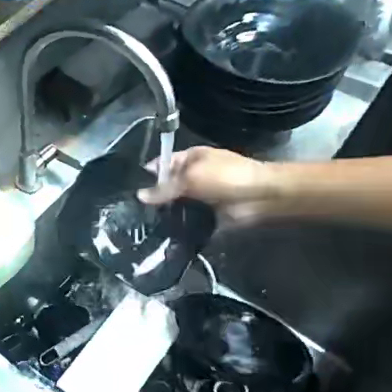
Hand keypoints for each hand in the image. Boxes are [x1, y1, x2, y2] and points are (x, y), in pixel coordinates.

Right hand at [136, 146, 278, 224]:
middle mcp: (193, 176)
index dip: (147, 176)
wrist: (261, 197)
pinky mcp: (206, 215)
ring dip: (164, 213)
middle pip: (166, 186)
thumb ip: (164, 188)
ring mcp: (200, 196)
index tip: (130, 191)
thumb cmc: (226, 177)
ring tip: (143, 225)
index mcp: (189, 158)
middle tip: (133, 212)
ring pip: (175, 204)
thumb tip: (140, 196)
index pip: (161, 164)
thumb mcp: (191, 177)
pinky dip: (177, 226)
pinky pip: (186, 220)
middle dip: (153, 198)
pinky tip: (162, 233)